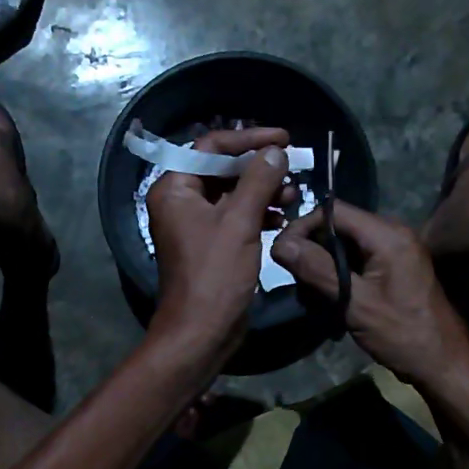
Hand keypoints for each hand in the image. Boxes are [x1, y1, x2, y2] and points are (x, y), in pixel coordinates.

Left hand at [145, 127, 291, 360]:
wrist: (202, 330)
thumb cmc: (215, 274)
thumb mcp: (240, 221)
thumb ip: (258, 180)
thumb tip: (275, 151)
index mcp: (175, 189)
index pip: (210, 146)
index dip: (248, 139)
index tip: (283, 138)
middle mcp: (180, 202)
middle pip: (221, 169)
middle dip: (258, 167)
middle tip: (292, 167)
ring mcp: (194, 225)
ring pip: (231, 194)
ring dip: (262, 191)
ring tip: (293, 194)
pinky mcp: (210, 245)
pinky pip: (234, 217)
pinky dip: (257, 213)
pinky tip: (281, 218)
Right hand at [272, 204, 468, 384]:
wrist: (442, 364)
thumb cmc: (402, 334)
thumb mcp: (355, 302)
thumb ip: (317, 269)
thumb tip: (280, 244)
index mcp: (388, 235)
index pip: (333, 211)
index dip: (303, 227)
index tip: (282, 253)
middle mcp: (392, 233)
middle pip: (338, 225)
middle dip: (311, 247)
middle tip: (293, 276)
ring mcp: (394, 251)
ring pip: (344, 243)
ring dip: (322, 263)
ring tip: (308, 291)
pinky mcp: (392, 267)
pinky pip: (356, 258)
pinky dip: (337, 272)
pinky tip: (326, 296)